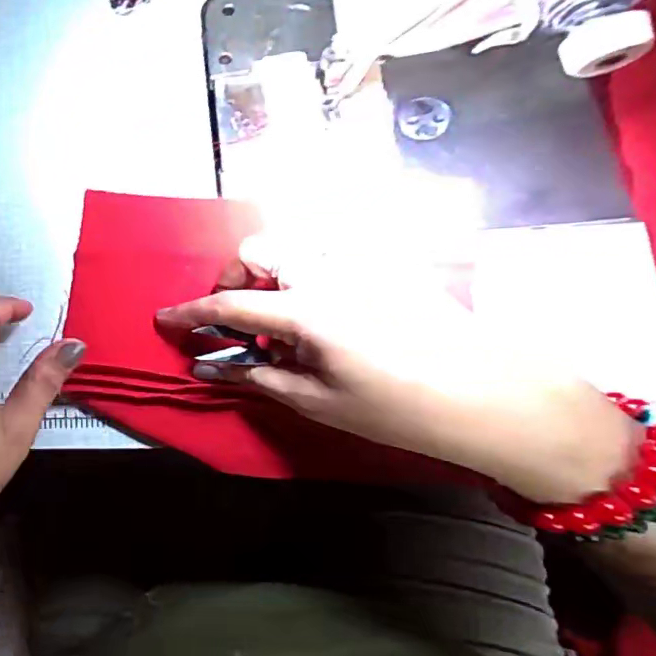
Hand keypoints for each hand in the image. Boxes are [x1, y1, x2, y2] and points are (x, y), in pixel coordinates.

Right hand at [155, 248, 636, 502]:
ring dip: (270, 277)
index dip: (191, 314)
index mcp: (307, 309)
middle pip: (258, 251)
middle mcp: (329, 271)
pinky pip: (329, 254)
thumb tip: (210, 366)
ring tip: (284, 326)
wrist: (490, 395)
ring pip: (294, 246)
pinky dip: (307, 276)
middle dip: (234, 282)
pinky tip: (325, 316)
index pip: (230, 304)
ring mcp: (362, 261)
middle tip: (239, 327)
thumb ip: (256, 377)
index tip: (165, 321)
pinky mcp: (387, 263)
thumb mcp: (317, 402)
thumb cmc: (397, 409)